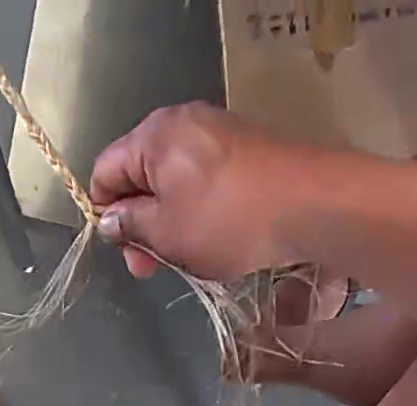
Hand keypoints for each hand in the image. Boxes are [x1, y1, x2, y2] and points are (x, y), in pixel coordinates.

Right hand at [91, 103, 327, 280]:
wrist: (311, 204)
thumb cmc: (226, 220)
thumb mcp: (165, 232)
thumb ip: (129, 224)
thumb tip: (108, 220)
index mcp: (155, 136)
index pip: (105, 171)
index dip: (105, 214)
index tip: (124, 250)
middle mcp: (183, 124)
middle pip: (139, 177)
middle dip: (140, 225)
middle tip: (150, 269)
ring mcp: (217, 135)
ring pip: (172, 185)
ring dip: (168, 226)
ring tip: (183, 261)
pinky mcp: (243, 151)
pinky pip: (202, 184)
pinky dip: (196, 214)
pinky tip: (210, 242)